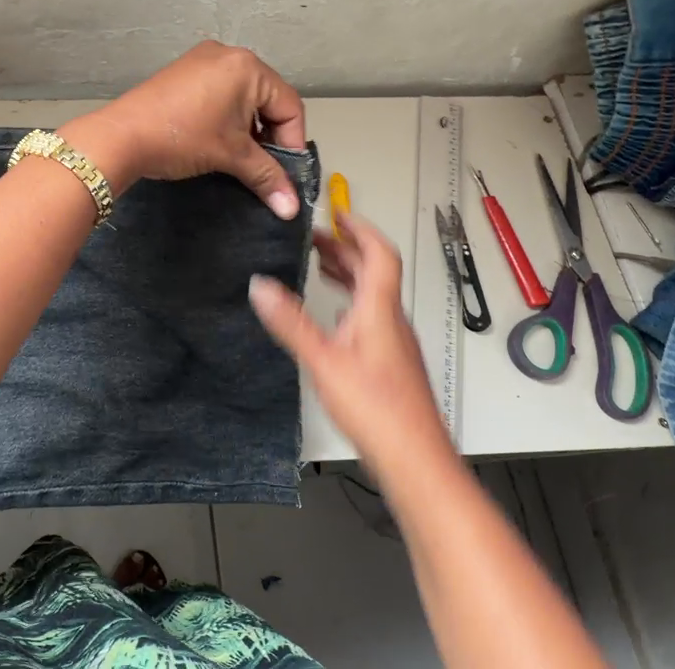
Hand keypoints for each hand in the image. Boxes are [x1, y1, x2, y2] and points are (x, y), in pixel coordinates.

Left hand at [59, 41, 307, 218]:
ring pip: (242, 98)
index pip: (289, 105)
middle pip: (267, 98)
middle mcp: (227, 55)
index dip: (292, 142)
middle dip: (269, 135)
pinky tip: (218, 141)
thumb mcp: (230, 156)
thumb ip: (267, 177)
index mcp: (247, 66)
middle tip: (263, 166)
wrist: (120, 137)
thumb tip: (292, 208)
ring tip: (239, 157)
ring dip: (247, 129)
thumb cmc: (181, 139)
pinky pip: (219, 93)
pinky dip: (225, 118)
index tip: (286, 173)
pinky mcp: (183, 73)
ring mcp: (202, 61)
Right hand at [248, 213, 451, 471]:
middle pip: (374, 272)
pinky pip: (371, 317)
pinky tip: (333, 315)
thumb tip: (260, 285)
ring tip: (319, 265)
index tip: (338, 213)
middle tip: (316, 236)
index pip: (379, 255)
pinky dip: (349, 302)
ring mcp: (393, 343)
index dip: (360, 229)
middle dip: (346, 248)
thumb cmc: (376, 410)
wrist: (415, 460)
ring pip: (372, 295)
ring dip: (348, 273)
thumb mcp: (323, 361)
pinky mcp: (390, 363)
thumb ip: (290, 322)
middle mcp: (391, 321)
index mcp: (379, 311)